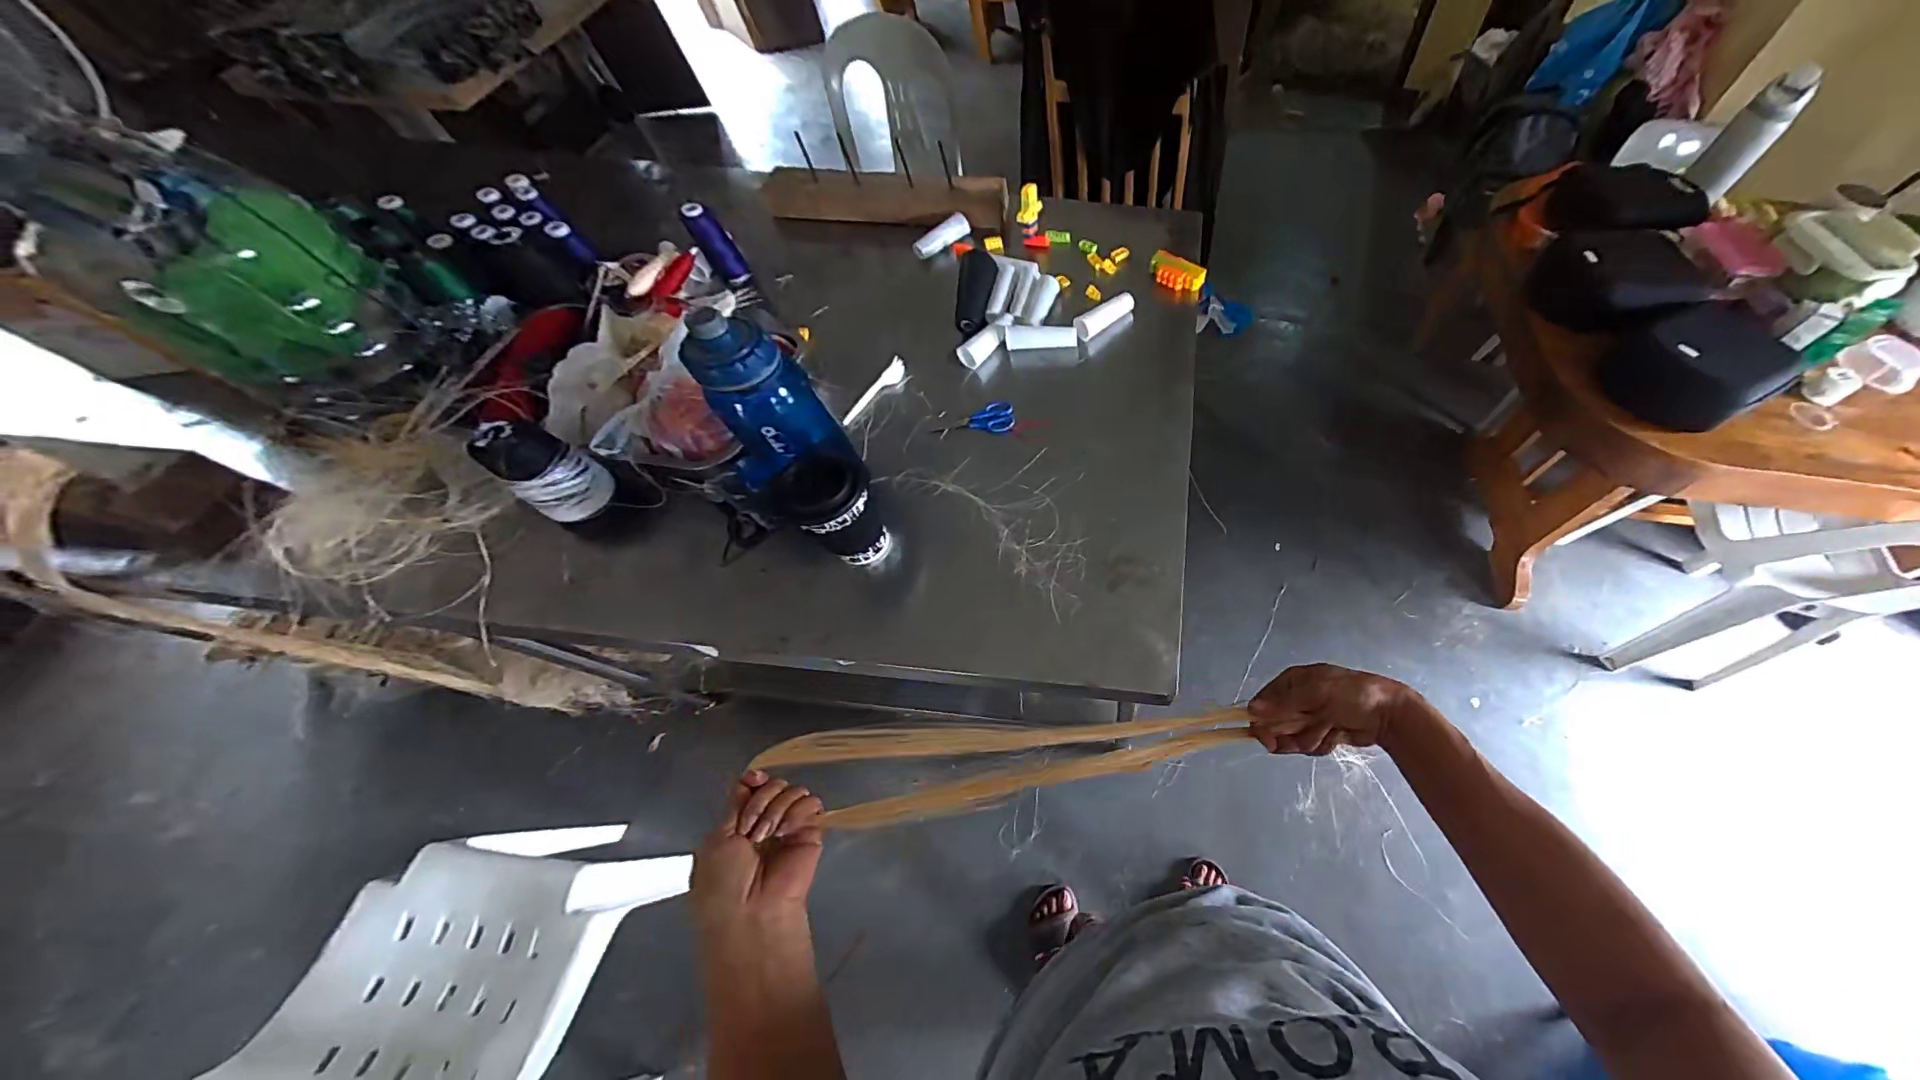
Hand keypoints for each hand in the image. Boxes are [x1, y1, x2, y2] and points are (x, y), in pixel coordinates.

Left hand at [693, 769, 825, 929]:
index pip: (752, 785)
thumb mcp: (717, 839)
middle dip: (761, 800)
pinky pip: (812, 803)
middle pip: (772, 784)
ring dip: (776, 808)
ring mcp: (790, 825)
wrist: (751, 912)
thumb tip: (749, 777)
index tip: (752, 780)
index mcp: (740, 822)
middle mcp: (766, 820)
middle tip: (751, 829)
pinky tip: (786, 832)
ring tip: (768, 835)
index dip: (753, 779)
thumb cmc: (723, 882)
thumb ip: (735, 804)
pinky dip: (798, 811)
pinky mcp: (812, 832)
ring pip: (792, 790)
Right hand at [1246, 663, 1426, 754]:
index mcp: (1291, 682)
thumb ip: (1283, 703)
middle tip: (1305, 737)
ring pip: (1292, 738)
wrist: (1389, 713)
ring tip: (1328, 731)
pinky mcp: (1322, 733)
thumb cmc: (1351, 694)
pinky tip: (1336, 736)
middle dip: (1289, 734)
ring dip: (1309, 739)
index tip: (1267, 739)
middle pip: (1276, 724)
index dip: (1262, 721)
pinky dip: (1322, 744)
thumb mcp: (1316, 694)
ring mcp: (1309, 717)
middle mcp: (1296, 699)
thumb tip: (1251, 710)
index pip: (1264, 702)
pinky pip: (1309, 745)